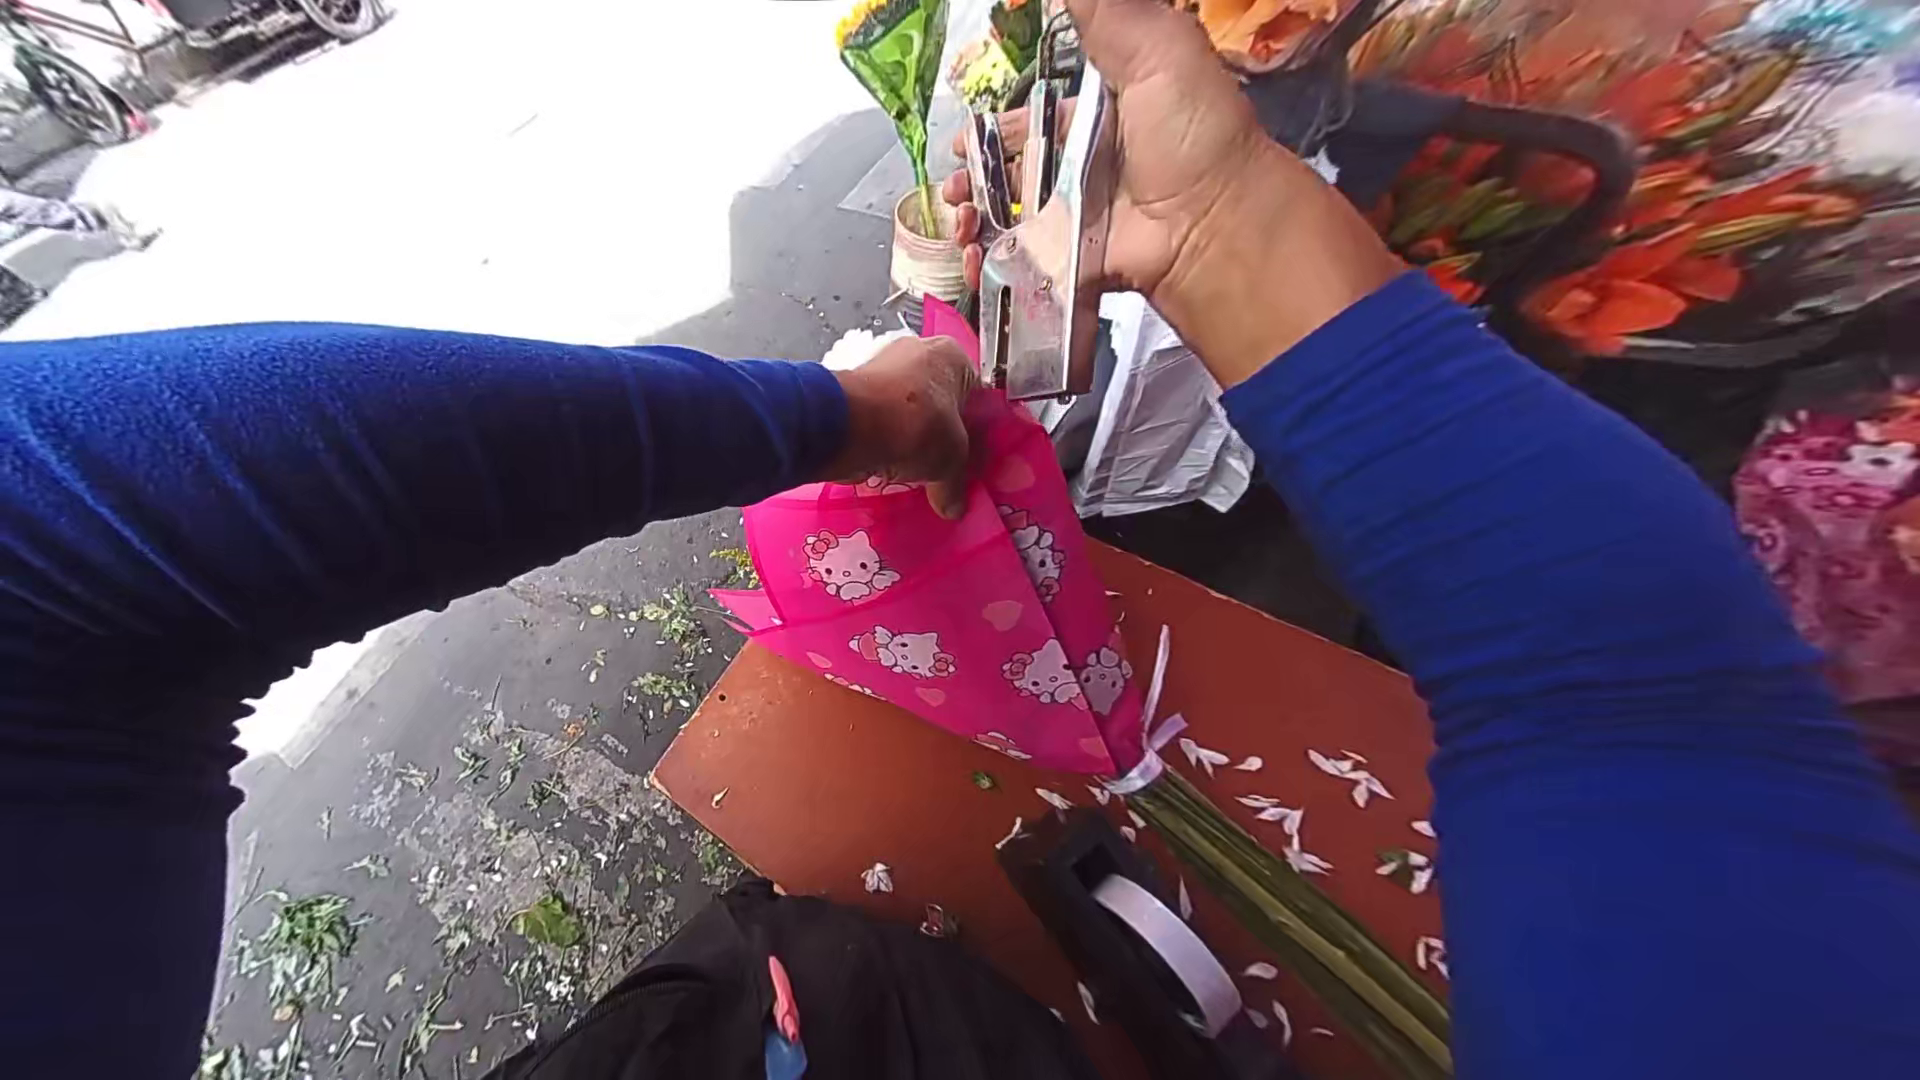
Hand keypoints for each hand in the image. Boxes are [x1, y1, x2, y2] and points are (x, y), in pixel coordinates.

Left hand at [824, 336, 976, 518]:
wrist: (851, 424)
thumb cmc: (918, 426)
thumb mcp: (952, 461)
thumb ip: (956, 484)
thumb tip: (954, 509)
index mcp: (953, 356)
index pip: (976, 398)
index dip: (977, 433)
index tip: (972, 462)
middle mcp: (918, 350)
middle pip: (939, 405)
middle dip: (940, 438)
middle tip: (943, 471)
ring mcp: (882, 368)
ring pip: (907, 414)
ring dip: (909, 442)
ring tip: (912, 474)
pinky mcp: (856, 389)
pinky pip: (880, 422)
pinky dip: (883, 442)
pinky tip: (887, 467)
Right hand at [945, 0, 1399, 384]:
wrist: (1205, 222)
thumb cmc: (1188, 131)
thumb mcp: (1156, 47)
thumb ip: (1104, 9)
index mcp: (1100, 118)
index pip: (1037, 120)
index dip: (998, 128)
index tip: (962, 138)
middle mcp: (1084, 169)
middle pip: (1017, 170)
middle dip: (977, 175)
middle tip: (950, 183)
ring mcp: (1076, 218)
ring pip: (1013, 215)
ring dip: (977, 215)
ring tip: (956, 215)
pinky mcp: (1070, 258)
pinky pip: (1024, 256)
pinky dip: (992, 255)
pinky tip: (970, 249)